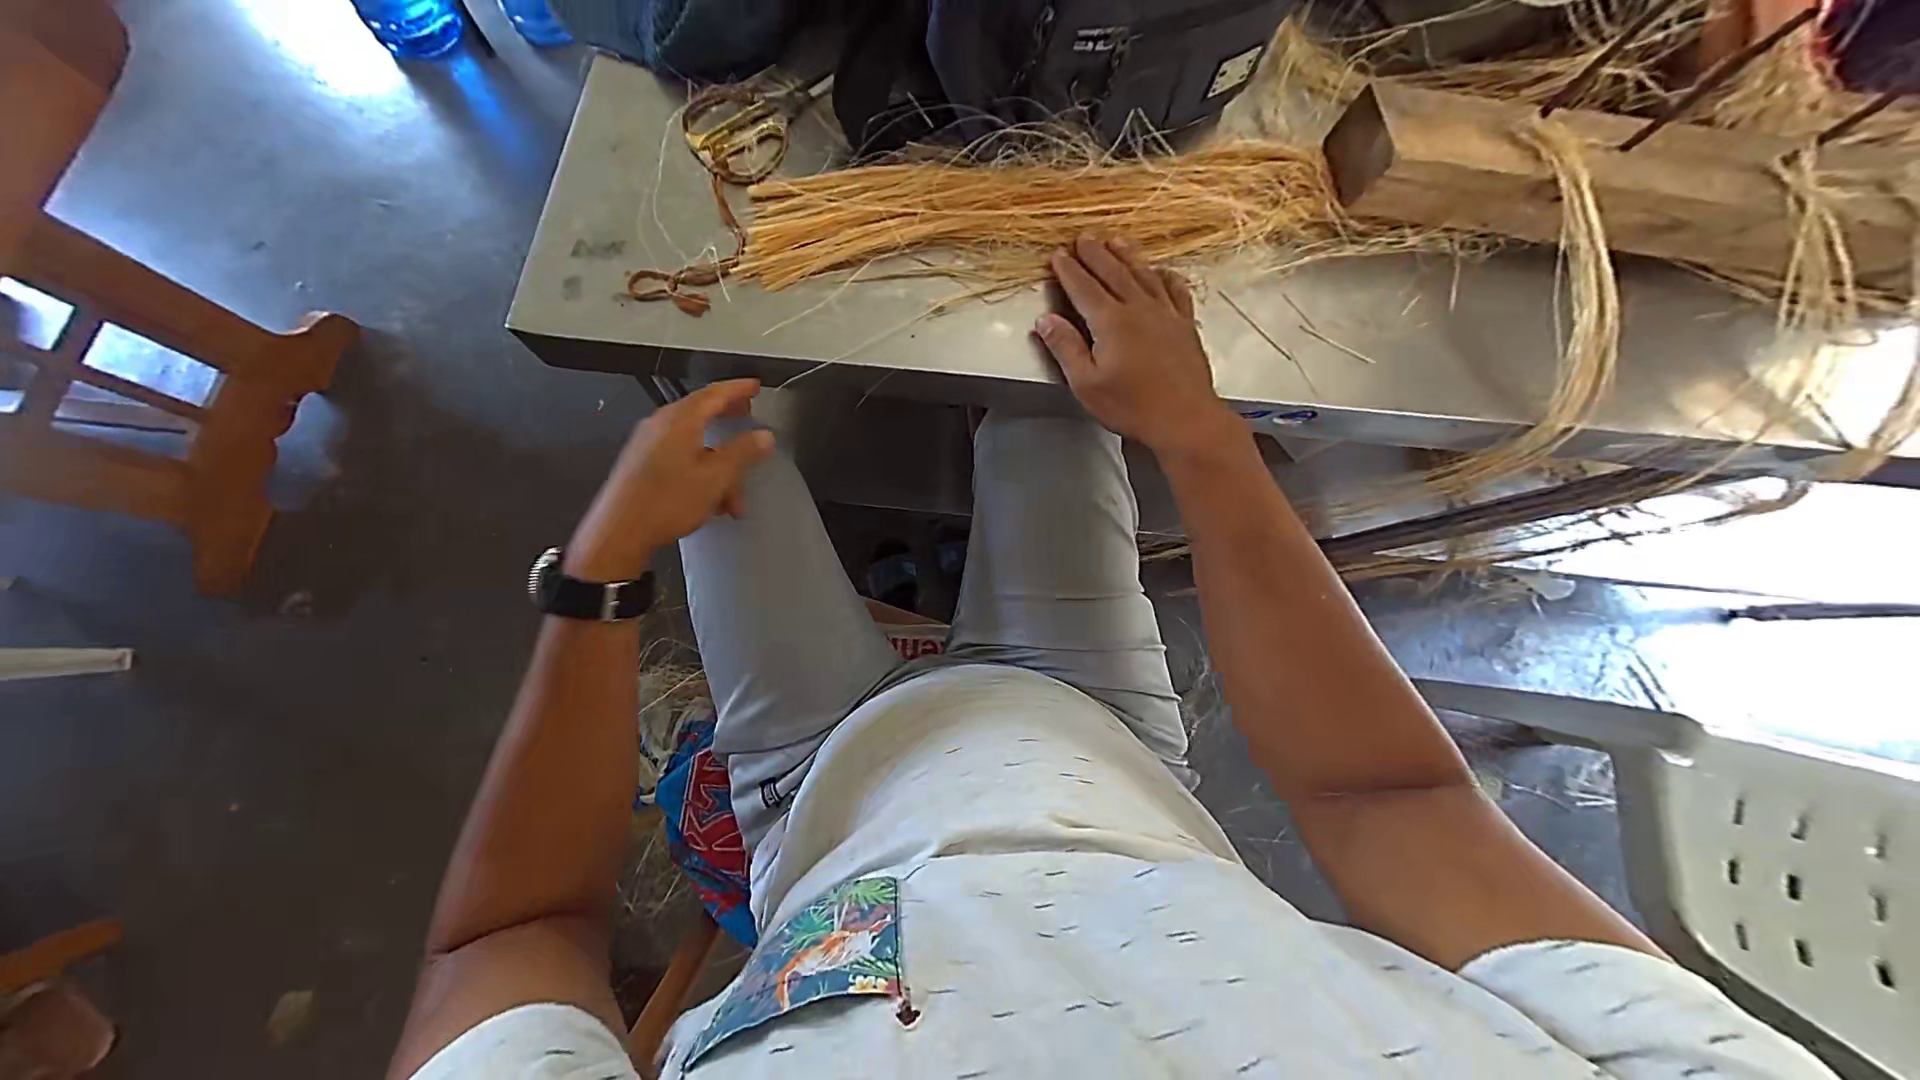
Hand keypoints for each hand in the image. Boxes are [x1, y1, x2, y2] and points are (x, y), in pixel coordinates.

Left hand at [564, 379, 774, 580]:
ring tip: (734, 491)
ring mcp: (649, 444)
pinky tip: (712, 496)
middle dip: (728, 417)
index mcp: (679, 421)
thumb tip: (763, 437)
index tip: (753, 387)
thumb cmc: (663, 503)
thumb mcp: (716, 477)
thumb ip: (743, 452)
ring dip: (720, 461)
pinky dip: (702, 469)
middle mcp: (660, 426)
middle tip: (747, 415)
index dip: (738, 389)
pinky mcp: (643, 463)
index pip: (714, 393)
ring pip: (694, 442)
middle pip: (702, 412)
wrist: (621, 532)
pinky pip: (681, 457)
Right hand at [1034, 235, 1239, 459]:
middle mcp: (1139, 309)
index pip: (1084, 288)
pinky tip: (1161, 271)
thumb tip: (1046, 320)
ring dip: (1127, 256)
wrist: (1184, 418)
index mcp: (1111, 322)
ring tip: (1115, 241)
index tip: (1058, 256)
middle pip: (1113, 272)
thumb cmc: (1131, 406)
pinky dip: (1165, 276)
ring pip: (1143, 274)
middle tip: (1083, 238)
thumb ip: (1066, 348)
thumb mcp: (1086, 384)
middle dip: (1095, 254)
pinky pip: (1175, 290)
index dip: (1069, 271)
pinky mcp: (1184, 325)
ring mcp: (1166, 314)